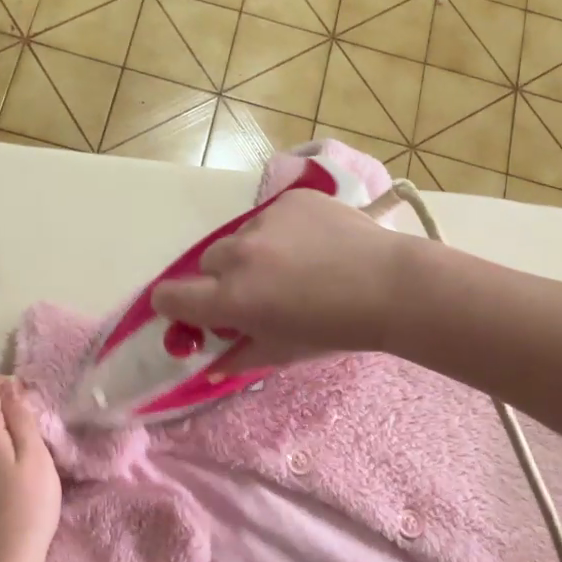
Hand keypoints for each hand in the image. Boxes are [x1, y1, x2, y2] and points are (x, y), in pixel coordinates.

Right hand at [149, 189, 414, 370]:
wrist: (391, 286)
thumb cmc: (335, 330)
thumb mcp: (282, 353)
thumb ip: (237, 356)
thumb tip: (211, 362)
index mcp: (230, 299)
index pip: (169, 297)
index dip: (175, 306)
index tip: (193, 312)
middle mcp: (237, 255)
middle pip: (206, 265)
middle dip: (222, 280)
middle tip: (258, 294)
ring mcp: (264, 221)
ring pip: (239, 239)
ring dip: (252, 254)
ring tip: (294, 267)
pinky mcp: (290, 199)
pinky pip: (270, 217)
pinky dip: (282, 232)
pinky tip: (314, 246)